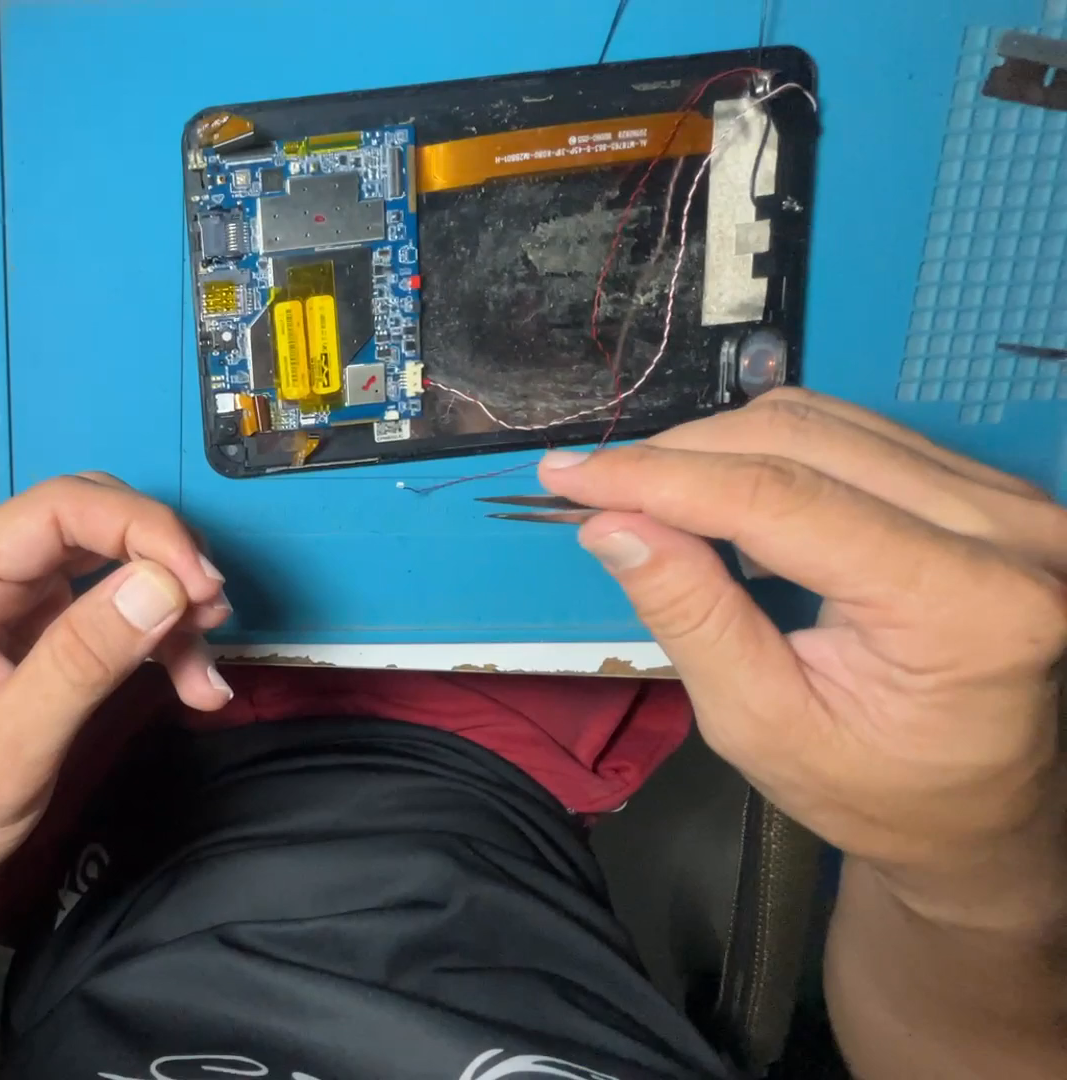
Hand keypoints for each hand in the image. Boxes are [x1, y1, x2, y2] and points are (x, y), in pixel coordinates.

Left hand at [0, 473, 231, 924]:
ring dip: (168, 598)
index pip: (54, 510)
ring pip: (110, 555)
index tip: (202, 583)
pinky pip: (112, 600)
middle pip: (88, 518)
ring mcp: (10, 594)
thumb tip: (162, 585)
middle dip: (160, 557)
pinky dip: (158, 632)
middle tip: (211, 614)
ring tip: (204, 663)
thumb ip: (80, 664)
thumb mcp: (8, 752)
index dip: (139, 527)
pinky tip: (191, 680)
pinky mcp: (37, 621)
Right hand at [539, 389, 1066, 887]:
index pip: (776, 500)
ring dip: (702, 449)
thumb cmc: (864, 783)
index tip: (563, 476)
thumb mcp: (753, 719)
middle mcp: (1004, 532)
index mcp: (961, 607)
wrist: (972, 805)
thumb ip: (687, 615)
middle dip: (668, 457)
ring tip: (638, 496)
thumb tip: (608, 526)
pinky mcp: (973, 488)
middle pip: (792, 440)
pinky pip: (835, 432)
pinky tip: (706, 496)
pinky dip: (745, 451)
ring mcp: (998, 499)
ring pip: (810, 421)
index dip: (655, 478)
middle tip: (586, 489)